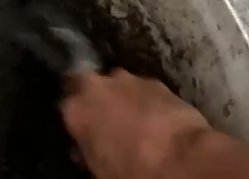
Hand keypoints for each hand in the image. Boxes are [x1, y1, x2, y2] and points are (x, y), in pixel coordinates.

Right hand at [60, 70, 216, 178]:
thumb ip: (86, 151)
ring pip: (115, 85)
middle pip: (86, 86)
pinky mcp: (153, 80)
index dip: (76, 121)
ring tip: (136, 123)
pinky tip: (157, 121)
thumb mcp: (99, 170)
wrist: (183, 163)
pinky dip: (146, 102)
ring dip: (121, 99)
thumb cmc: (133, 172)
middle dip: (95, 100)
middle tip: (107, 123)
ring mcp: (124, 79)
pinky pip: (142, 90)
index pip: (65, 107)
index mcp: (74, 109)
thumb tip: (82, 148)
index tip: (84, 135)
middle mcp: (93, 85)